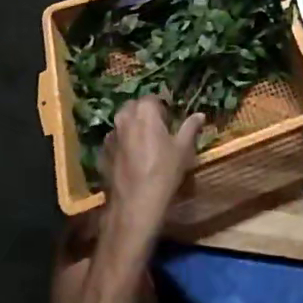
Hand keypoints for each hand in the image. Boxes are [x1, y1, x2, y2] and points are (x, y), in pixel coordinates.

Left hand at [99, 97, 203, 251]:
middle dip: (145, 114)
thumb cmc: (164, 172)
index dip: (162, 108)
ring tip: (146, 145)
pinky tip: (133, 159)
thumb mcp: (182, 149)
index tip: (170, 120)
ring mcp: (111, 134)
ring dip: (133, 127)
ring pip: (123, 123)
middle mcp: (124, 117)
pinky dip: (123, 143)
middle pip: (134, 107)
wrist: (135, 203)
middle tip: (159, 130)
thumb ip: (190, 128)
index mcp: (144, 111)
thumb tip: (200, 115)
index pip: (153, 99)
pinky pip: (115, 140)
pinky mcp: (103, 151)